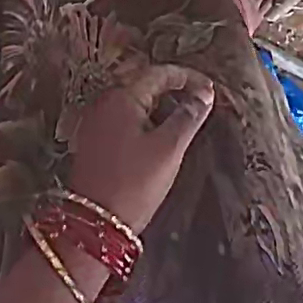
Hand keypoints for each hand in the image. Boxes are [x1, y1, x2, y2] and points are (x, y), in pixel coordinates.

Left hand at [67, 64, 214, 230]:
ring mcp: (95, 123)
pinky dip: (145, 116)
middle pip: (144, 82)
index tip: (209, 89)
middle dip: (173, 87)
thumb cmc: (134, 183)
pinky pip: (124, 116)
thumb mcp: (169, 148)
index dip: (188, 77)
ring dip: (159, 102)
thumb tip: (204, 93)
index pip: (160, 73)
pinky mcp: (93, 142)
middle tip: (198, 97)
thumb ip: (189, 115)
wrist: (93, 229)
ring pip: (133, 100)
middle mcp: (104, 103)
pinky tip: (159, 131)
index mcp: (121, 97)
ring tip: (184, 113)